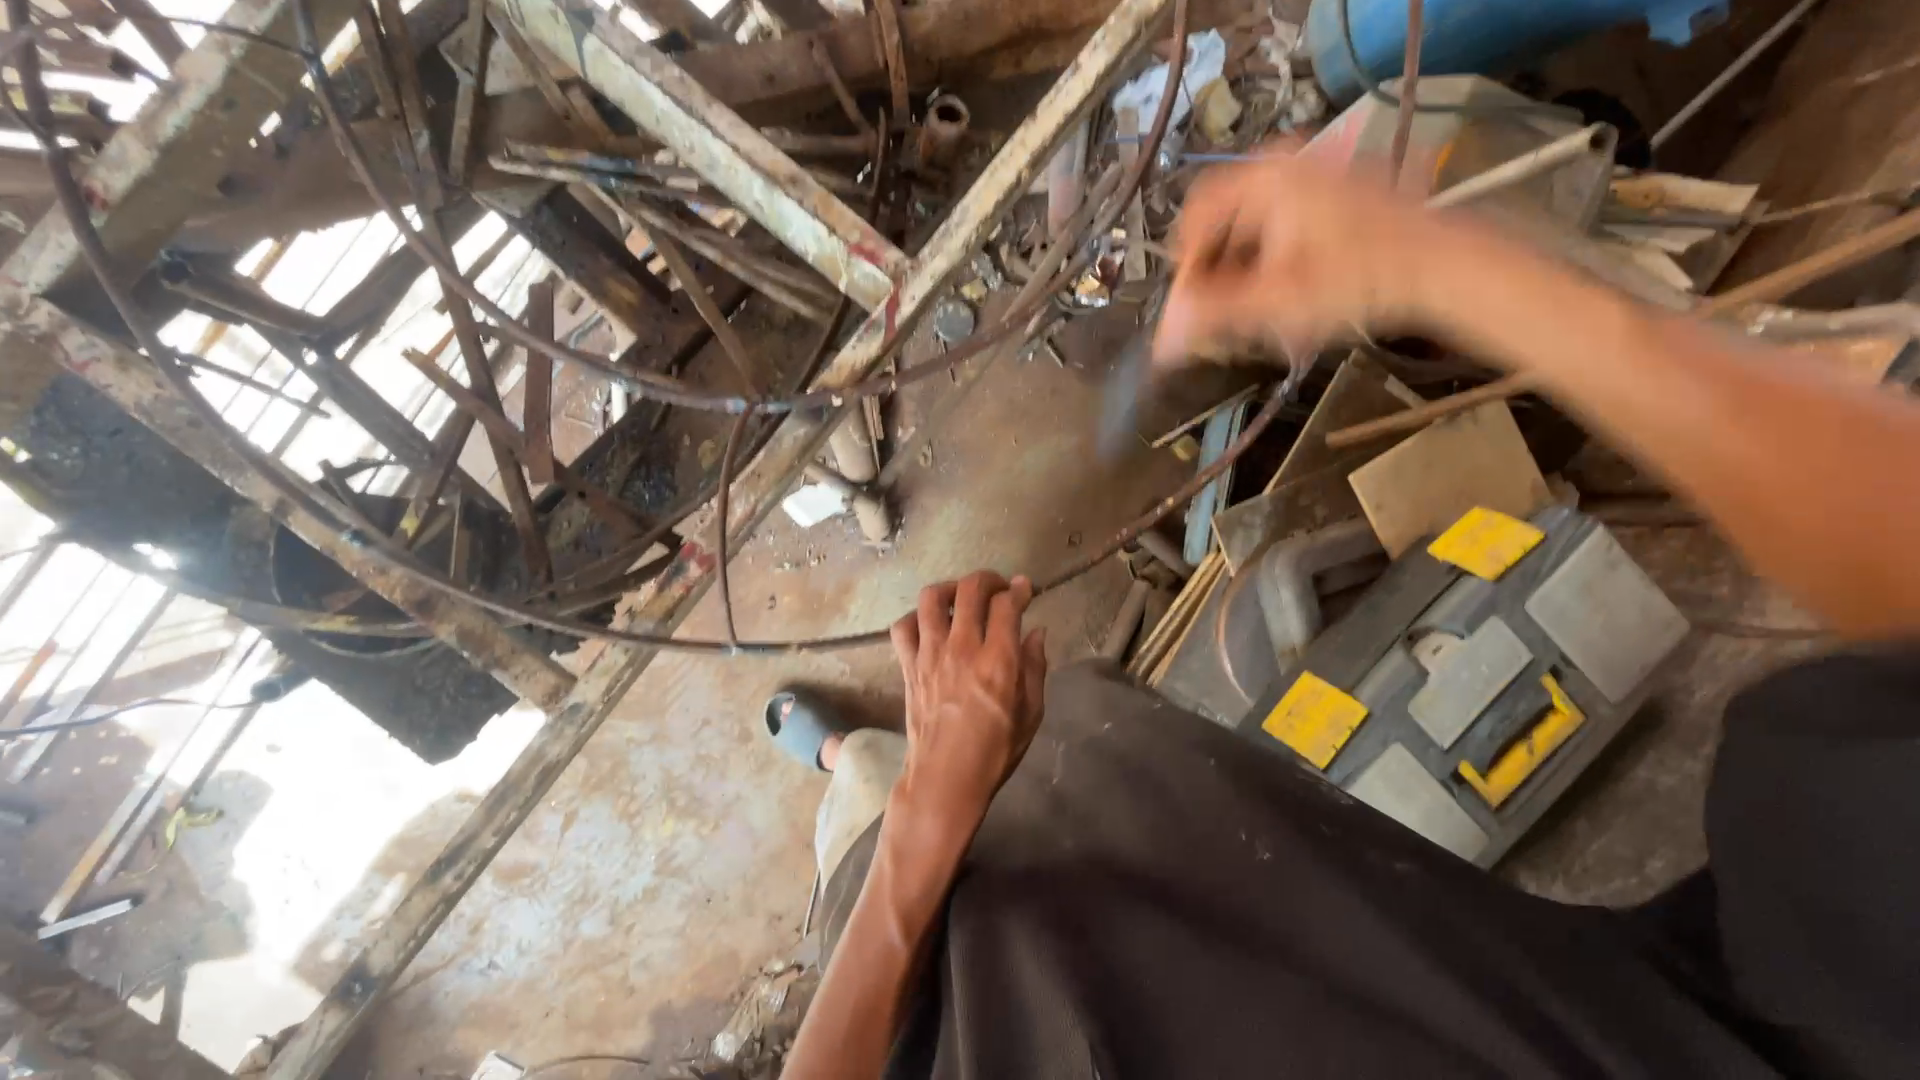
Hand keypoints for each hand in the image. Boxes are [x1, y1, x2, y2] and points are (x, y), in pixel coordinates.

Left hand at [888, 572, 1047, 836]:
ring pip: (931, 598)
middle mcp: (962, 648)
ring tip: (961, 598)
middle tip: (998, 588)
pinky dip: (915, 617)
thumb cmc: (996, 751)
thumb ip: (1035, 667)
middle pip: (970, 590)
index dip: (1019, 589)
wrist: (945, 779)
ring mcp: (930, 655)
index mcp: (998, 661)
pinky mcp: (908, 666)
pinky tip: (929, 625)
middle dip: (988, 579)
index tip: (1025, 589)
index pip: (1007, 604)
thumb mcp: (1031, 713)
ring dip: (950, 588)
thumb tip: (1036, 632)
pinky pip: (903, 627)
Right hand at [1152, 146, 1448, 371]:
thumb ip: (1211, 318)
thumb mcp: (1275, 303)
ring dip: (1245, 271)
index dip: (1185, 269)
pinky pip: (1284, 225)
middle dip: (1218, 273)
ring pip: (1254, 227)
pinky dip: (1274, 260)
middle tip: (1224, 316)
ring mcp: (1317, 176)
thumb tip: (1161, 341)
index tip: (1191, 310)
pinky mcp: (1340, 194)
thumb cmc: (1358, 280)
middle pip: (1224, 223)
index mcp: (1265, 178)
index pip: (1195, 218)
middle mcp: (1288, 165)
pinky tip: (1288, 296)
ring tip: (1258, 312)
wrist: (1445, 268)